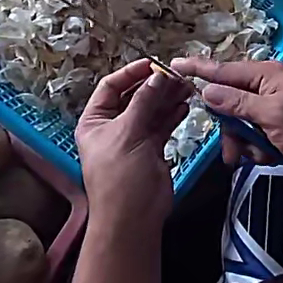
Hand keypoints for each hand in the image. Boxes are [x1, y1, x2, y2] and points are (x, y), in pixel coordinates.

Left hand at [76, 60, 189, 228]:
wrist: (133, 219)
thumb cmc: (120, 176)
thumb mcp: (128, 133)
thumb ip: (145, 102)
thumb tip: (158, 76)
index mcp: (95, 121)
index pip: (111, 87)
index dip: (132, 73)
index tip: (154, 64)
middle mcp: (113, 127)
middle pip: (135, 97)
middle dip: (155, 86)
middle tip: (178, 76)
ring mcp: (133, 138)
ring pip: (152, 110)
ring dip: (167, 98)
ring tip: (186, 87)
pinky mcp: (151, 149)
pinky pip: (162, 125)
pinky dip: (173, 114)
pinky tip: (184, 105)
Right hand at [171, 58, 282, 178]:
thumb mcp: (271, 116)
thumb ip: (237, 103)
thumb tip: (207, 90)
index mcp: (265, 74)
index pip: (223, 69)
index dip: (198, 69)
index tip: (173, 64)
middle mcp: (267, 86)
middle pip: (229, 101)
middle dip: (230, 129)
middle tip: (232, 151)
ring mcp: (275, 105)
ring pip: (241, 122)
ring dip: (245, 142)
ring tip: (258, 157)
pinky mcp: (280, 124)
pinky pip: (257, 133)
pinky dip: (259, 147)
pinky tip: (270, 157)